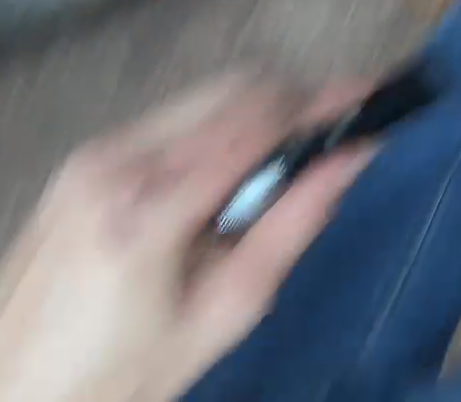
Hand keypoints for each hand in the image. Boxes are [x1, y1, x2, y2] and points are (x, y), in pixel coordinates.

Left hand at [0, 75, 374, 401]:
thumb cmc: (125, 373)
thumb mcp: (227, 309)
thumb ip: (295, 221)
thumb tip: (355, 153)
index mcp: (151, 208)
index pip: (260, 121)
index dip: (325, 100)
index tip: (372, 91)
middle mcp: (120, 160)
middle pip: (241, 88)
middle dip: (297, 101)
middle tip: (328, 137)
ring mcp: (97, 150)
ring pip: (214, 93)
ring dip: (262, 110)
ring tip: (278, 163)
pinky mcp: (88, 152)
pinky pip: (182, 112)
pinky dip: (224, 124)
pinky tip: (226, 173)